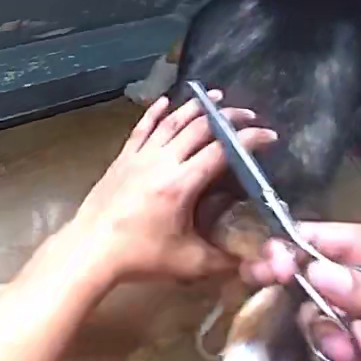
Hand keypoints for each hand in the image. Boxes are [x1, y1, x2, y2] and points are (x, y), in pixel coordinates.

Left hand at [63, 93, 275, 284]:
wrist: (91, 249)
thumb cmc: (140, 257)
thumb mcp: (190, 263)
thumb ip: (226, 260)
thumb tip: (256, 260)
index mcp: (182, 184)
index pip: (222, 151)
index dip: (249, 139)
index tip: (269, 136)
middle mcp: (162, 161)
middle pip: (200, 128)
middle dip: (228, 117)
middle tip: (248, 116)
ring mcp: (140, 156)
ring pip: (171, 122)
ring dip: (196, 107)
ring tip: (216, 97)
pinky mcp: (122, 158)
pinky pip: (142, 128)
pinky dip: (155, 112)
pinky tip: (165, 102)